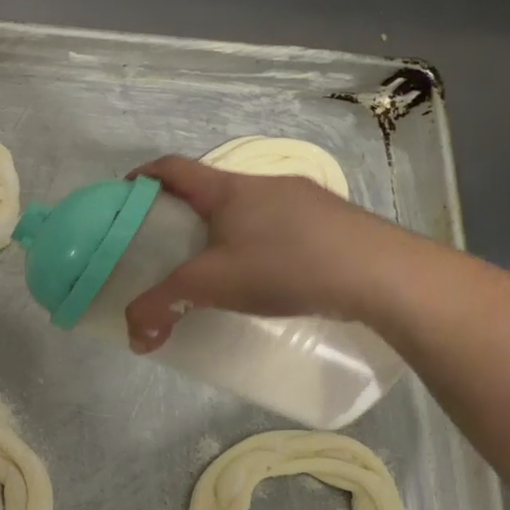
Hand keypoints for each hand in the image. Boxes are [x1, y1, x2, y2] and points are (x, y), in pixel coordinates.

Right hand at [122, 155, 421, 352]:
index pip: (173, 168)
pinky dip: (257, 243)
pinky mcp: (333, 223)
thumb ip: (160, 307)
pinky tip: (261, 275)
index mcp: (229, 189)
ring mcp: (305, 201)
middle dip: (181, 212)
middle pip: (210, 189)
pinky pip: (279, 226)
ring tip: (211, 265)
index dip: (143, 176)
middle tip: (162, 244)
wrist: (386, 276)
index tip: (123, 195)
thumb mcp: (208, 287)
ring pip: (247, 209)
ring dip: (222, 230)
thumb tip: (136, 340)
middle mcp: (265, 185)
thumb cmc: (285, 266)